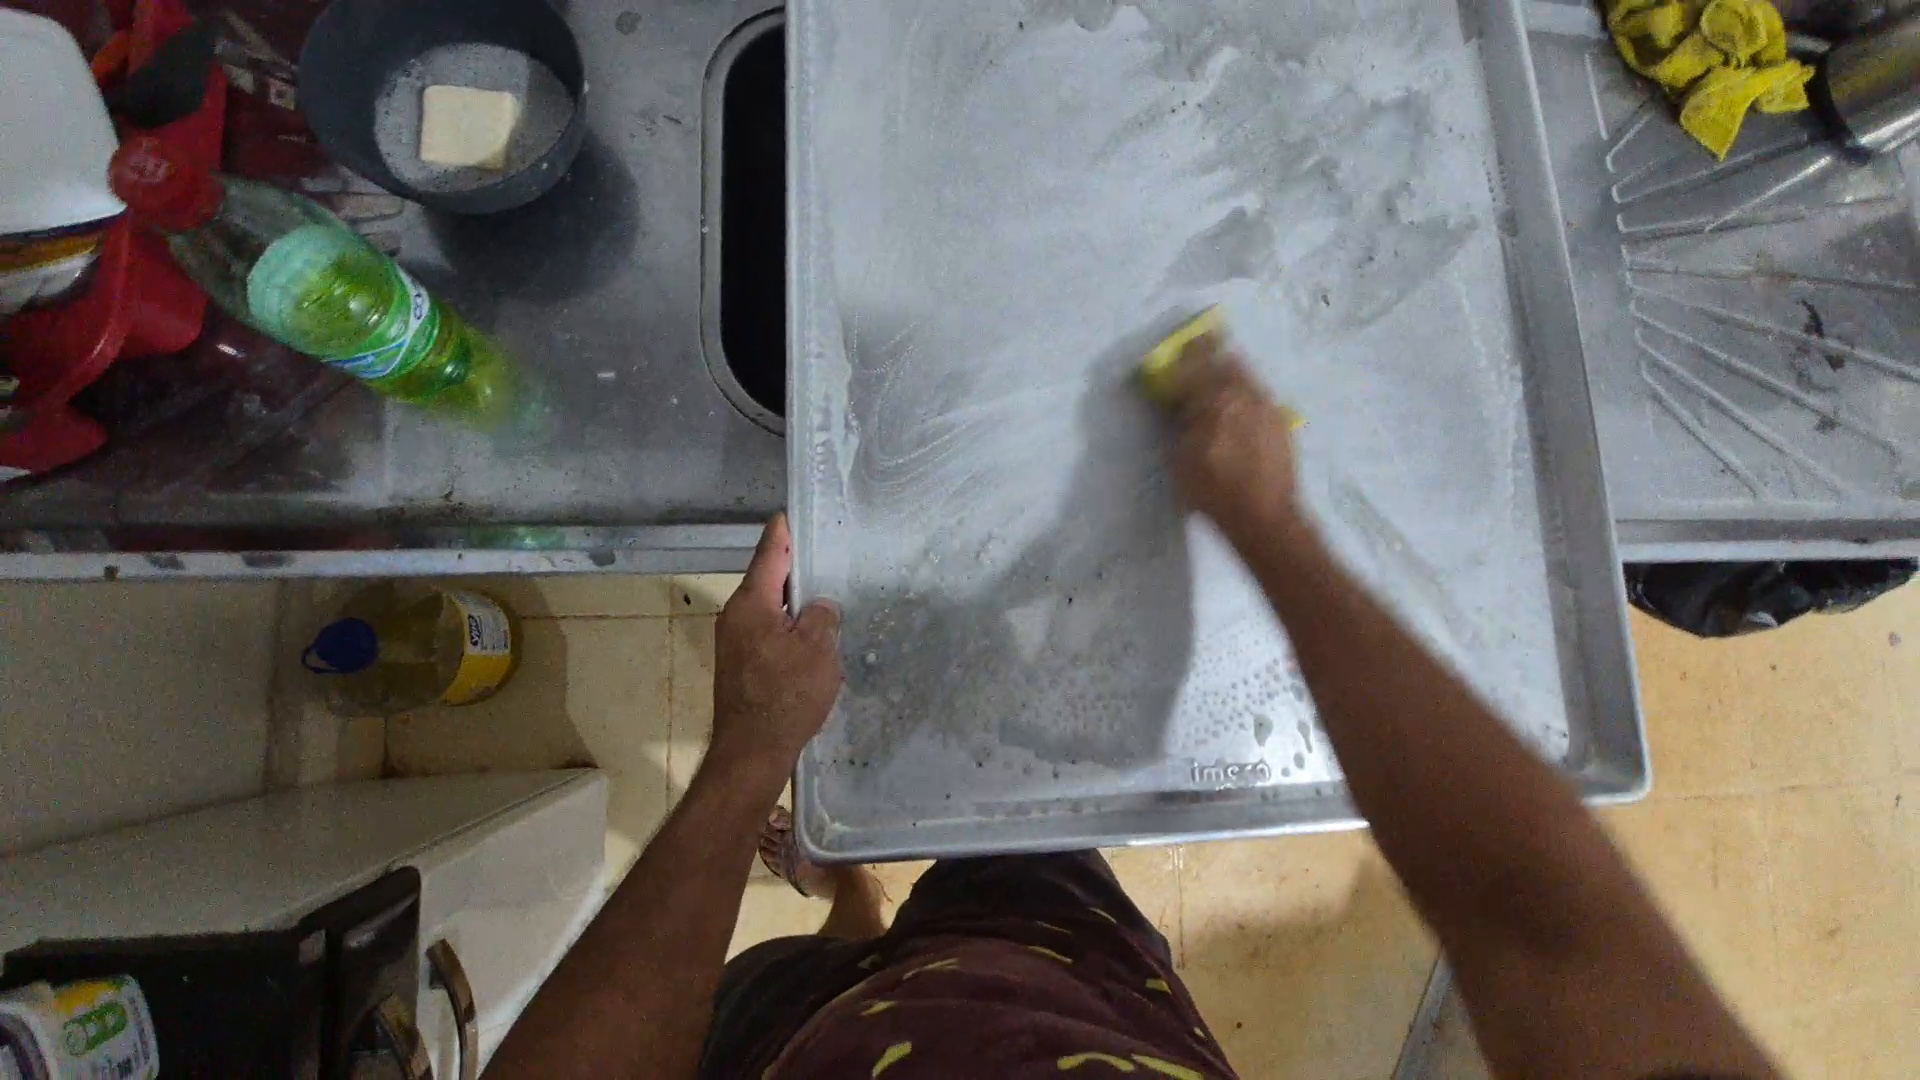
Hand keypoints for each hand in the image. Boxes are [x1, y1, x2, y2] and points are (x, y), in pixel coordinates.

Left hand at [709, 515, 843, 791]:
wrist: (751, 753)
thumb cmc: (786, 696)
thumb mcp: (817, 649)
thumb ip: (821, 617)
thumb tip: (818, 608)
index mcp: (752, 603)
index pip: (770, 553)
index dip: (785, 531)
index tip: (793, 512)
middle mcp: (736, 616)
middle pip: (769, 580)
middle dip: (797, 569)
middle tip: (828, 556)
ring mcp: (735, 642)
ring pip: (771, 609)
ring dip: (796, 604)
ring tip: (827, 597)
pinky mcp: (742, 665)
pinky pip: (770, 633)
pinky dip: (790, 628)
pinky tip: (813, 639)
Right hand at [1158, 336, 1303, 547]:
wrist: (1264, 516)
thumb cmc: (1213, 491)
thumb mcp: (1181, 460)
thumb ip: (1180, 425)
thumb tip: (1181, 406)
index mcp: (1215, 400)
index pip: (1196, 367)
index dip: (1184, 357)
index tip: (1177, 348)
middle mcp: (1245, 395)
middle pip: (1228, 362)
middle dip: (1211, 357)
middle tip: (1199, 355)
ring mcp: (1268, 407)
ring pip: (1247, 377)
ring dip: (1230, 375)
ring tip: (1219, 384)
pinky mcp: (1281, 423)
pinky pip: (1259, 396)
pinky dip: (1245, 395)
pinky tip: (1238, 411)